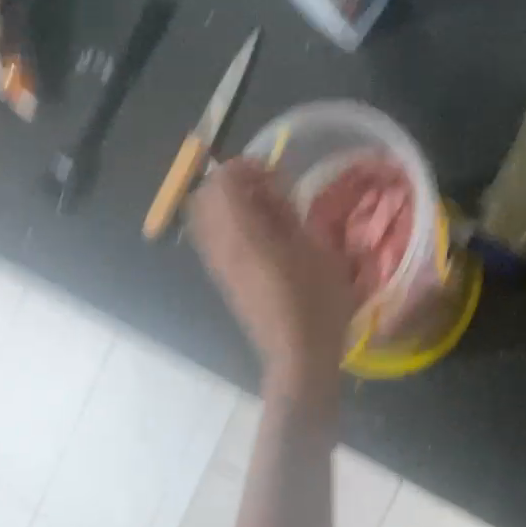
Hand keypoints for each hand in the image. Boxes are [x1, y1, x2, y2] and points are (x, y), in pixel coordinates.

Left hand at [189, 159, 359, 395]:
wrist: (299, 358)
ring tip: (266, 216)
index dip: (248, 168)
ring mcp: (218, 266)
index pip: (224, 181)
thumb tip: (275, 196)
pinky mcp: (223, 281)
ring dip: (231, 207)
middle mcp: (221, 246)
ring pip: (205, 217)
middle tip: (269, 192)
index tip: (277, 176)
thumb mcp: (319, 253)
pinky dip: (231, 229)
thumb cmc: (318, 306)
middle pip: (207, 195)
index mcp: (244, 235)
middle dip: (235, 184)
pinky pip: (214, 239)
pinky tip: (263, 242)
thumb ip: (292, 217)